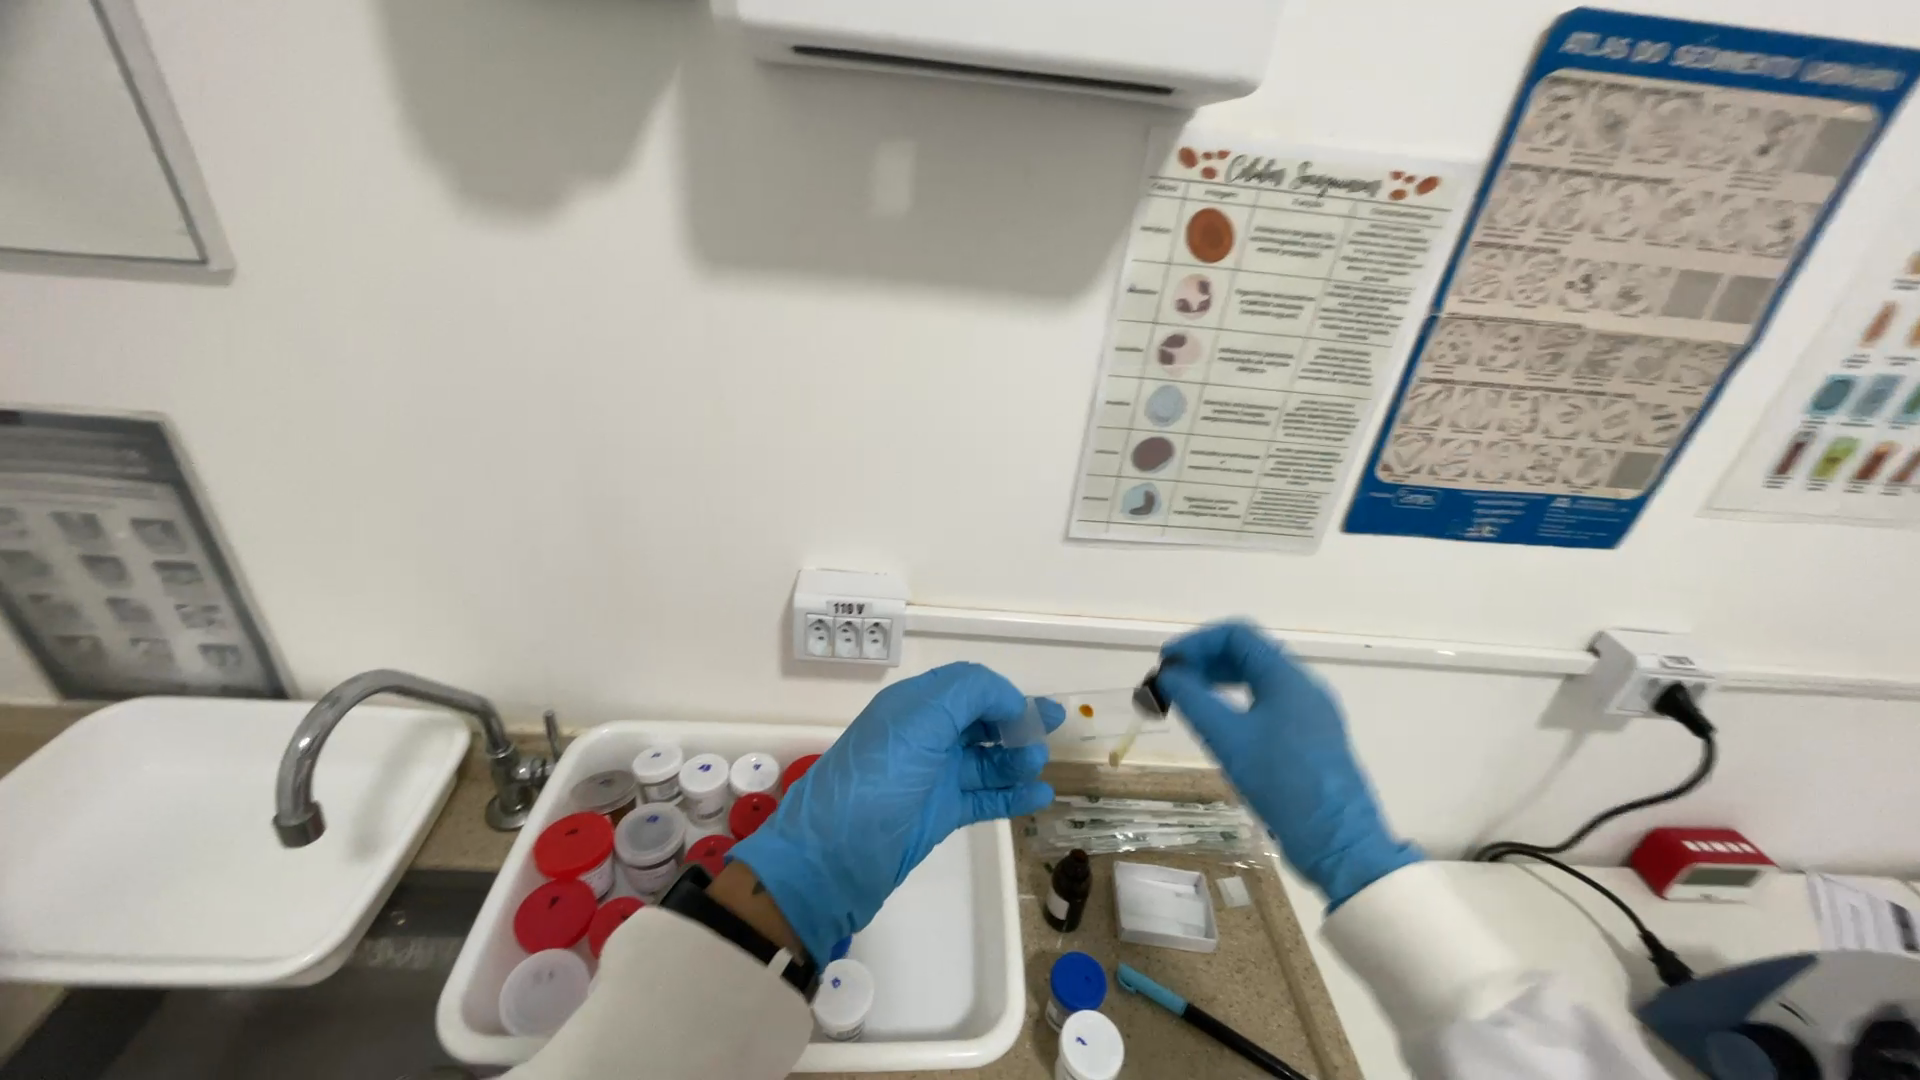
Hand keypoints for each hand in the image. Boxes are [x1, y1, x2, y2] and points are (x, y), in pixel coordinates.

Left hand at [731, 663, 1063, 961]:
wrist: (832, 859)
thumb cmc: (878, 779)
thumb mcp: (920, 720)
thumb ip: (969, 694)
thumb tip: (1011, 700)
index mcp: (914, 706)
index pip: (966, 685)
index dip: (1000, 692)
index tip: (1029, 710)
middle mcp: (924, 736)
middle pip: (979, 719)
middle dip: (1016, 721)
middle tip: (1054, 727)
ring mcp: (931, 777)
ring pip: (985, 759)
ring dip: (1015, 758)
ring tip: (1040, 765)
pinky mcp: (938, 815)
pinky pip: (983, 797)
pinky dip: (1011, 794)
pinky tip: (1039, 795)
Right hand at [1156, 621, 1418, 908]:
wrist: (1341, 844)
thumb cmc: (1282, 785)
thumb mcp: (1228, 739)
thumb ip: (1194, 700)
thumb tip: (1169, 675)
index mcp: (1287, 678)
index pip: (1236, 635)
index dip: (1196, 642)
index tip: (1167, 663)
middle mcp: (1304, 687)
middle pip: (1249, 653)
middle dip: (1205, 660)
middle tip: (1172, 681)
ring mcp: (1313, 713)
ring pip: (1260, 678)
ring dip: (1220, 680)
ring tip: (1190, 699)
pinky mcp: (1314, 737)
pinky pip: (1270, 702)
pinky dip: (1238, 700)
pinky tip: (1221, 723)